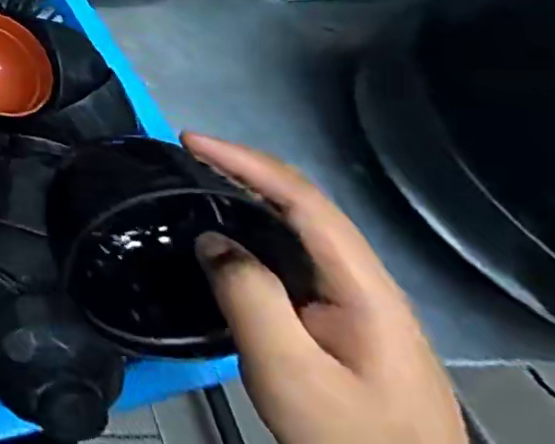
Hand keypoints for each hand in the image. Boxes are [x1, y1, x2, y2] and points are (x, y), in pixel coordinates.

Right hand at [184, 132, 463, 443]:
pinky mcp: (346, 325)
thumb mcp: (290, 372)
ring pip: (303, 230)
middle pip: (307, 207)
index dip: (246, 162)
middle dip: (246, 169)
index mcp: (365, 290)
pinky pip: (296, 256)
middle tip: (185, 155)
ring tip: (198, 181)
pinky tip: (230, 235)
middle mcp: (369, 287)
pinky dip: (257, 227)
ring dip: (250, 194)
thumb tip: (213, 240)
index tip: (191, 142)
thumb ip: (249, 297)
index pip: (304, 202)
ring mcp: (361, 308)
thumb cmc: (348, 439)